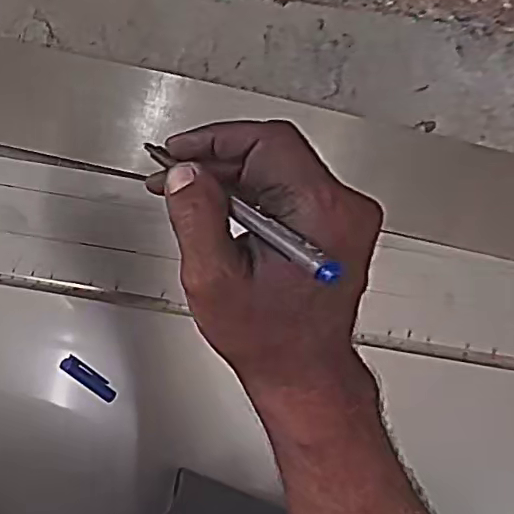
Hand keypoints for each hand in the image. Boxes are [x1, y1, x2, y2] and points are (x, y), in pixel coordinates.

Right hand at [146, 120, 382, 398]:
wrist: (302, 372)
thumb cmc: (270, 339)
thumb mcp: (215, 279)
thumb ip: (196, 219)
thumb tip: (184, 175)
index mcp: (321, 213)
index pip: (268, 144)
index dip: (215, 140)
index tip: (179, 151)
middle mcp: (341, 209)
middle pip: (272, 153)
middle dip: (215, 159)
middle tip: (172, 174)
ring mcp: (339, 218)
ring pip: (275, 171)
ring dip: (227, 177)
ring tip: (185, 193)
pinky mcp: (330, 228)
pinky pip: (282, 192)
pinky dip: (244, 194)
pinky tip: (214, 209)